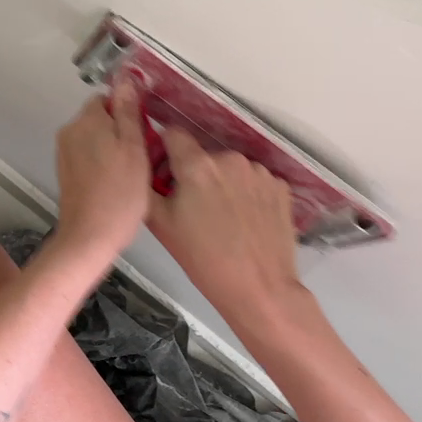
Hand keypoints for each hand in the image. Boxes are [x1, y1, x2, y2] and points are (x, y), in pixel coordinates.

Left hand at [52, 80, 152, 258]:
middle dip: (120, 130)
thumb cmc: (120, 192)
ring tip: (131, 172)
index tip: (144, 132)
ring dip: (112, 147)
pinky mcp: (65, 170)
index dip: (127, 111)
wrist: (90, 234)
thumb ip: (128, 111)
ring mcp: (64, 151)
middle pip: (99, 117)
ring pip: (94, 137)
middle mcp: (69, 130)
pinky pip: (87, 155)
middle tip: (142, 155)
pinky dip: (101, 162)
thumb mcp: (133, 148)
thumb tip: (126, 78)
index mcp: (86, 120)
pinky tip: (116, 182)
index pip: (107, 98)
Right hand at [149, 133, 307, 331]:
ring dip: (223, 182)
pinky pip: (255, 181)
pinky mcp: (281, 187)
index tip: (165, 170)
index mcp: (197, 165)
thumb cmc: (203, 257)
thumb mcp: (159, 224)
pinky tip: (247, 219)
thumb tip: (140, 164)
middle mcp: (230, 159)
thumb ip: (145, 185)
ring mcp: (259, 172)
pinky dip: (248, 193)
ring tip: (224, 215)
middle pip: (203, 155)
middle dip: (196, 173)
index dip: (165, 149)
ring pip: (230, 168)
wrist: (260, 288)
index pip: (173, 134)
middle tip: (193, 206)